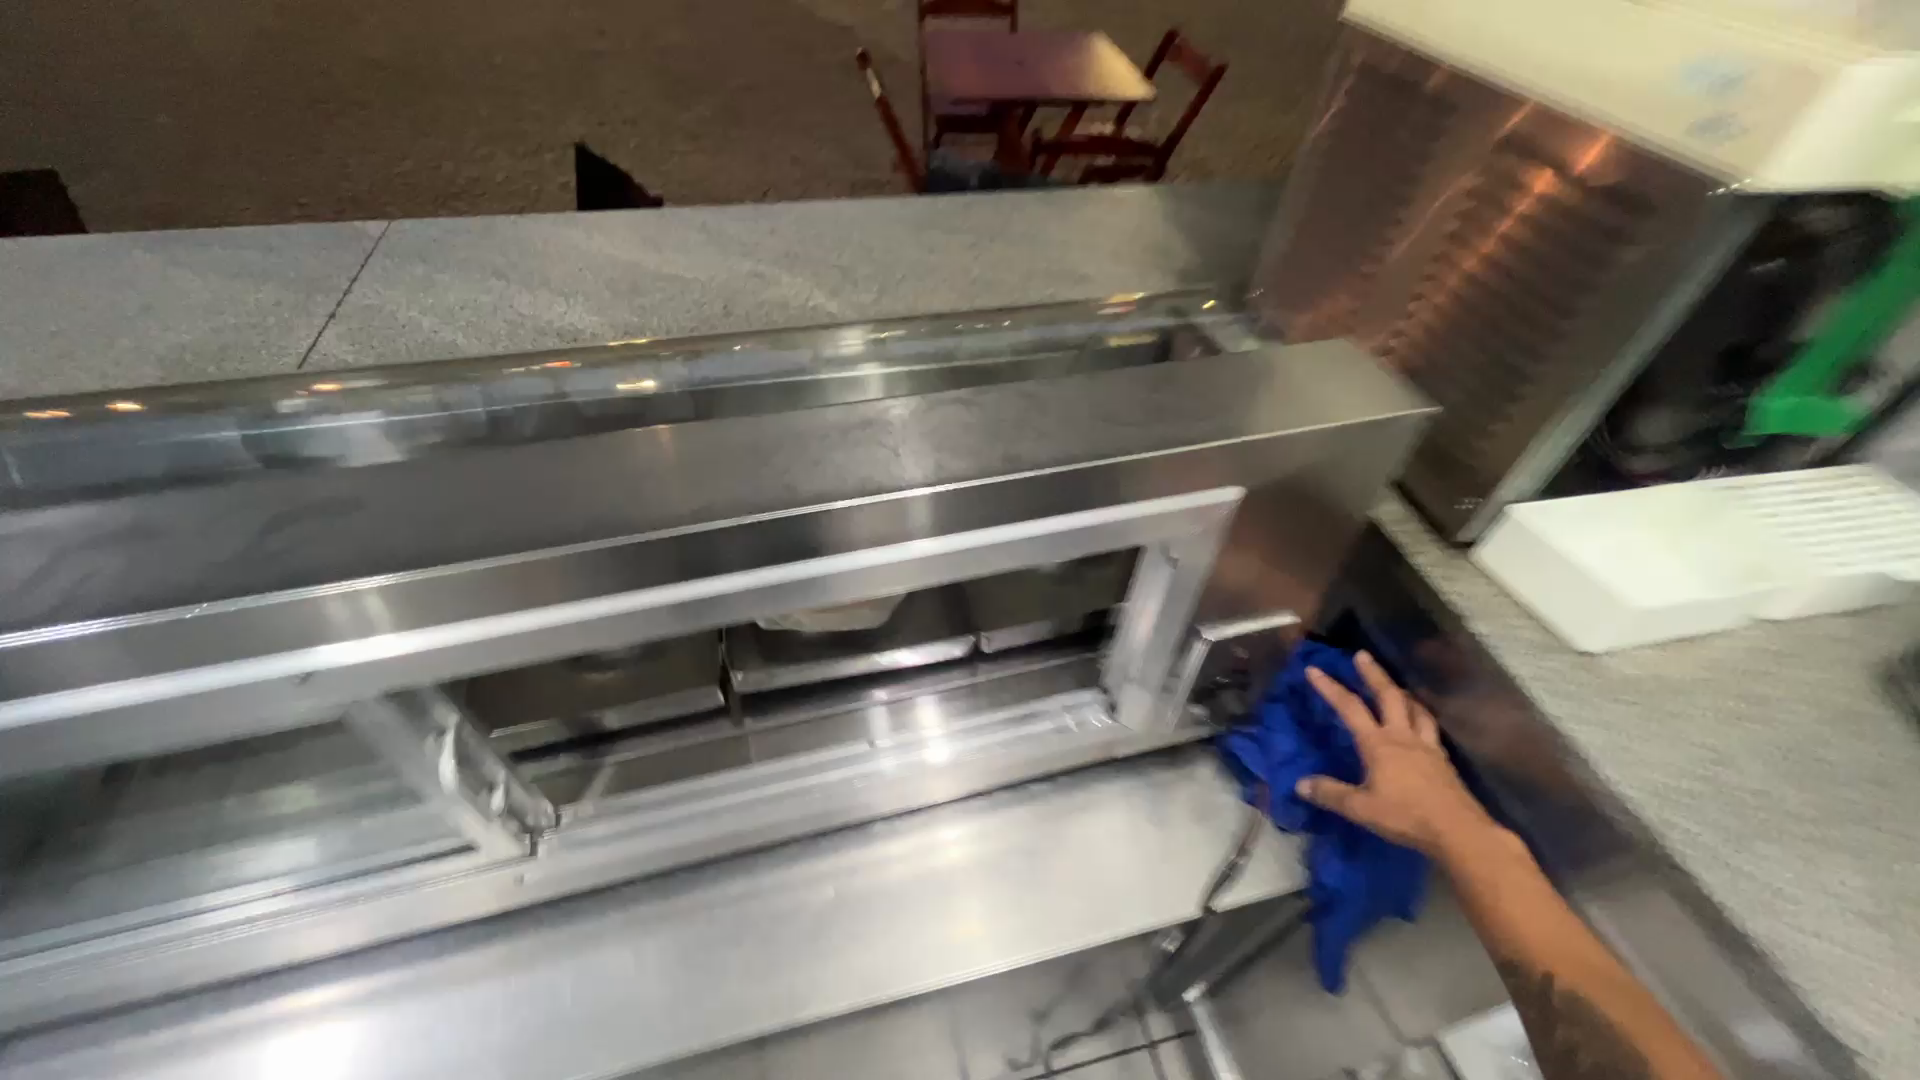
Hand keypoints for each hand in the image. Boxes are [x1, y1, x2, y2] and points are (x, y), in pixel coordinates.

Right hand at [1298, 652, 1507, 861]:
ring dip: (1403, 693)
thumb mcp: (1360, 808)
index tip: (1314, 669)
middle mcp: (1403, 737)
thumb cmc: (1406, 816)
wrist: (1459, 831)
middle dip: (1373, 674)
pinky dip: (1422, 717)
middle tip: (1363, 656)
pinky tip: (1421, 724)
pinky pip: (1431, 729)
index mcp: (1378, 744)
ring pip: (1415, 709)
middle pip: (1389, 696)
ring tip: (1396, 686)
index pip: (1350, 708)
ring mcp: (1427, 746)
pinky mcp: (1443, 760)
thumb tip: (1300, 783)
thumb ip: (1330, 793)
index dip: (1330, 687)